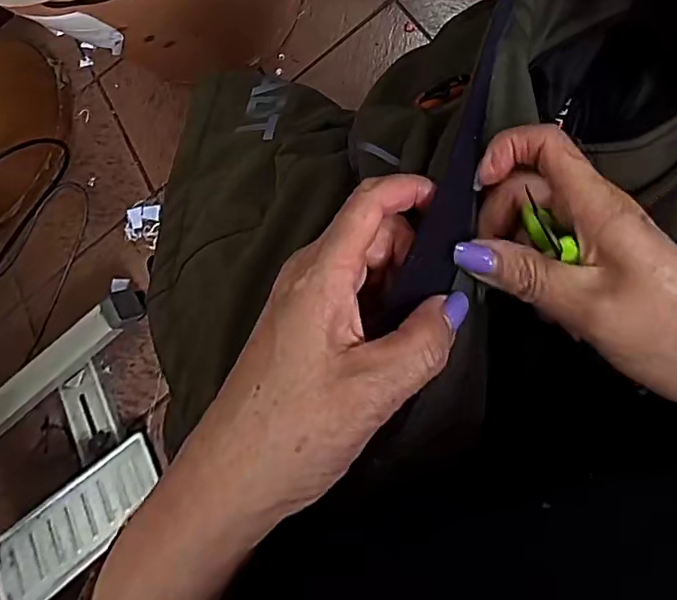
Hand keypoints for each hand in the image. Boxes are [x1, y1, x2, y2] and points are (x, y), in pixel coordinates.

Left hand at [172, 174, 467, 525]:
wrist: (224, 486)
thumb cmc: (288, 436)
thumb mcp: (374, 390)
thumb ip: (425, 340)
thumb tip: (452, 304)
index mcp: (321, 274)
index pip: (369, 202)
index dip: (409, 189)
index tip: (446, 200)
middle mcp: (308, 273)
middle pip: (373, 230)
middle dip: (413, 250)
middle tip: (437, 297)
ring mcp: (303, 296)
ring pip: (365, 260)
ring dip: (399, 280)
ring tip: (416, 328)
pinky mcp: (303, 320)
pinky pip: (352, 288)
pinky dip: (381, 300)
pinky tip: (391, 341)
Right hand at [451, 125, 676, 416]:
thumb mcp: (587, 306)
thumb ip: (525, 275)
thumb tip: (471, 251)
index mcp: (598, 203)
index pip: (543, 141)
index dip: (504, 151)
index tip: (479, 188)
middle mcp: (599, 208)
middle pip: (531, 183)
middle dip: (501, 217)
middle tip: (493, 265)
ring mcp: (604, 232)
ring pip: (542, 219)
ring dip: (521, 251)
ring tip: (530, 295)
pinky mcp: (609, 257)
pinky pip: (560, 247)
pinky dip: (543, 269)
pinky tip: (552, 306)